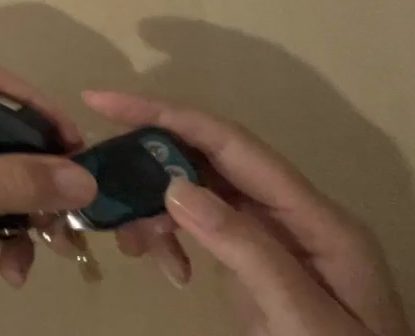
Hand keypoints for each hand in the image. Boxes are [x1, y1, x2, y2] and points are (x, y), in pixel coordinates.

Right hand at [84, 91, 412, 335]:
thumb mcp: (300, 317)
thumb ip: (246, 251)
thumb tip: (174, 185)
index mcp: (316, 218)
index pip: (229, 143)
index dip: (164, 115)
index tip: (98, 101)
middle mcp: (294, 214)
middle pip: (204, 161)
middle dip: (147, 167)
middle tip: (98, 178)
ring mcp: (273, 234)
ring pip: (192, 191)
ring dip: (151, 209)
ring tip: (132, 242)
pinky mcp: (252, 254)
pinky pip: (196, 223)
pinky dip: (168, 236)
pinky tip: (166, 266)